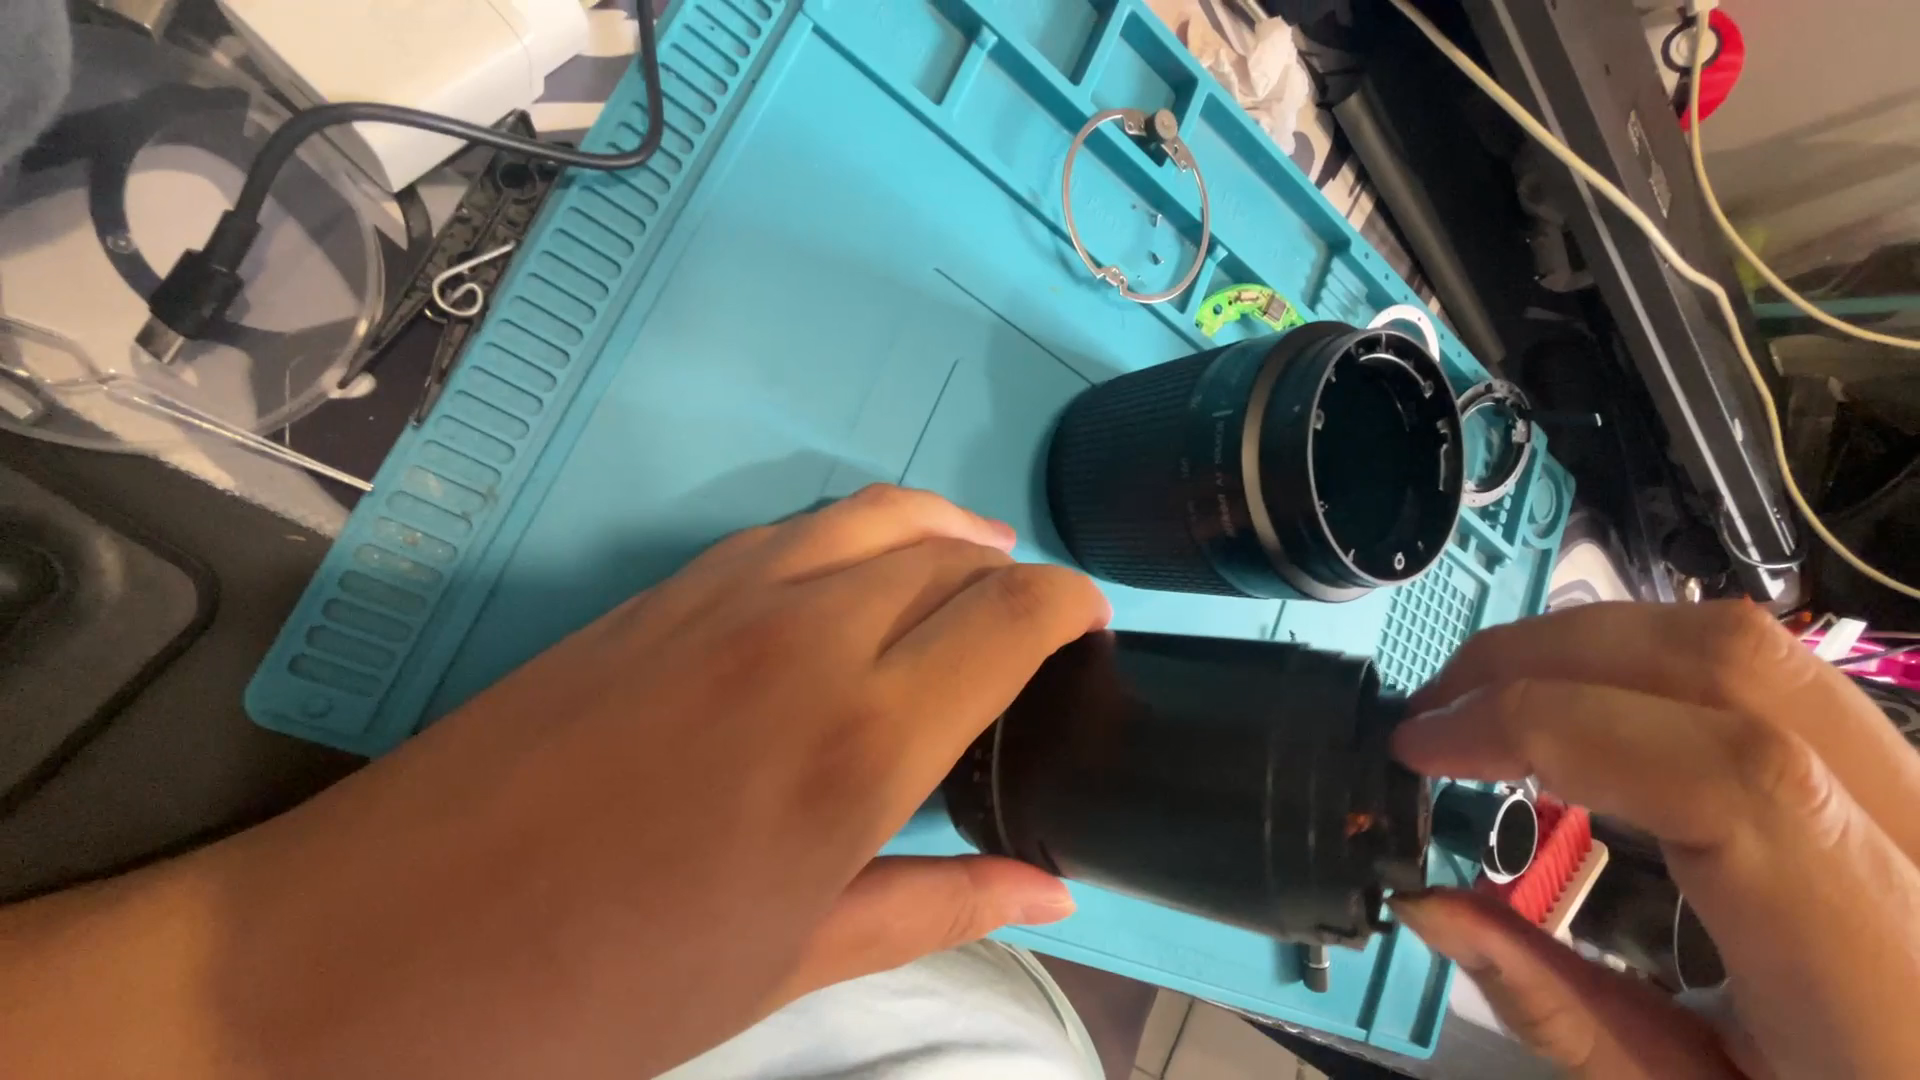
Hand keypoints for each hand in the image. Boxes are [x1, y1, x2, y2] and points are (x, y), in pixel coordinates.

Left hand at [0, 486, 1109, 1078]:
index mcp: (859, 742)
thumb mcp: (793, 965)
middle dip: (1014, 577)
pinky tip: (861, 587)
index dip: (1072, 605)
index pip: (1011, 617)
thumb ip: (939, 905)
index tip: (1094, 625)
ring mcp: (729, 593)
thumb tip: (1050, 883)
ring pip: (879, 515)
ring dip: (944, 537)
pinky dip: (863, 538)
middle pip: (954, 553)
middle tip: (1035, 626)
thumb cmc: (600, 991)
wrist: (366, 947)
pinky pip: (802, 530)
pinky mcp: (665, 586)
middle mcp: (810, 635)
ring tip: (970, 581)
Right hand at [1390, 601, 1919, 1078]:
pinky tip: (1572, 707)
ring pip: (1739, 645)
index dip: (1539, 726)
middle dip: (1532, 660)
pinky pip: (1755, 670)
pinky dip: (1628, 660)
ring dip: (1572, 646)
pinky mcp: (1898, 771)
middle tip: (1433, 711)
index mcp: (1895, 980)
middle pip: (1723, 667)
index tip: (1420, 748)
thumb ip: (1562, 1011)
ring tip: (1484, 698)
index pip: (1721, 779)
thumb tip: (1423, 901)